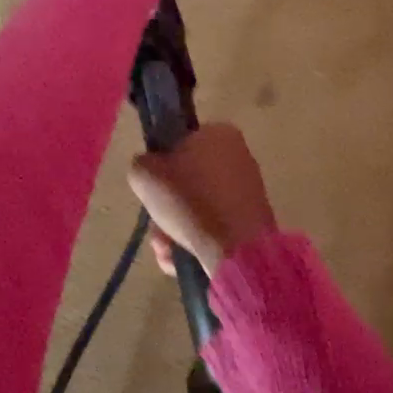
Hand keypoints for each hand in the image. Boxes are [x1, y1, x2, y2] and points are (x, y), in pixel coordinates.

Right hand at [128, 122, 277, 276]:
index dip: (161, 164)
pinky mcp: (251, 221)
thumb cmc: (189, 200)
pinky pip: (213, 228)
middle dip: (166, 207)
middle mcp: (238, 157)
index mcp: (219, 133)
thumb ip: (142, 164)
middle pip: (187, 181)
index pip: (181, 142)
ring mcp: (247, 191)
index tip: (152, 185)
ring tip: (165, 249)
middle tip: (156, 225)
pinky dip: (193, 243)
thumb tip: (151, 169)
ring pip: (197, 209)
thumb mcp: (145, 173)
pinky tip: (178, 260)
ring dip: (174, 230)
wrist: (235, 249)